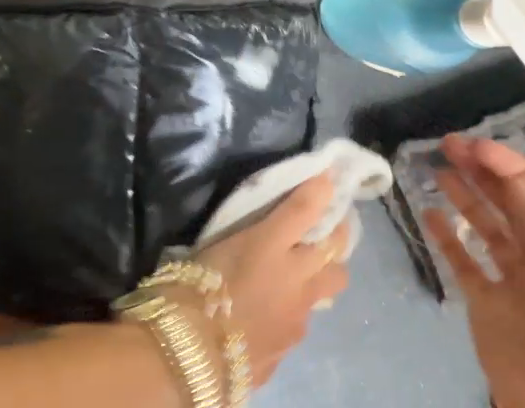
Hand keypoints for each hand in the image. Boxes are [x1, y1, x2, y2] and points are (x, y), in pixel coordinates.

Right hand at [196, 171, 351, 385]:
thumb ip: (235, 236)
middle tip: (321, 229)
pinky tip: (272, 309)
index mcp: (267, 245)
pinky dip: (295, 306)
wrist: (195, 350)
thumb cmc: (187, 284)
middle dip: (336, 239)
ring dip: (322, 275)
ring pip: (329, 287)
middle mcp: (294, 277)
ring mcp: (300, 313)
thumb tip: (249, 230)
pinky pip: (304, 316)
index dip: (319, 191)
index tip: (330, 175)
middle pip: (336, 254)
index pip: (302, 211)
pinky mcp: (295, 340)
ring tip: (299, 271)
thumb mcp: (208, 247)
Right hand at [422, 135, 524, 407]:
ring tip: (437, 168)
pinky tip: (428, 212)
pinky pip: (462, 259)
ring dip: (465, 196)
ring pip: (488, 227)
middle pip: (516, 207)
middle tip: (448, 143)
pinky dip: (445, 234)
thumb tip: (507, 178)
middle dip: (485, 173)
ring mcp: (515, 282)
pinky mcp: (484, 300)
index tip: (476, 146)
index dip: (514, 169)